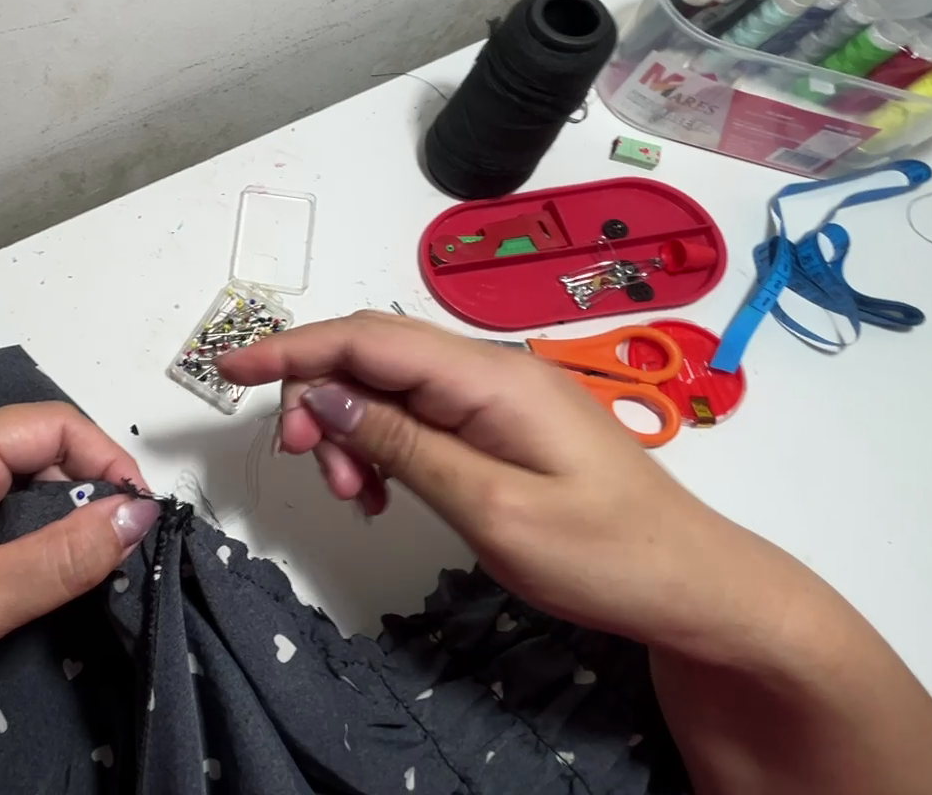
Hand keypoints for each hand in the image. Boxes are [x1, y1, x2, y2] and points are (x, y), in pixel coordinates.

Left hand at [0, 403, 158, 794]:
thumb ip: (68, 555)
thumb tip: (137, 515)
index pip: (48, 425)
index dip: (103, 457)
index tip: (138, 508)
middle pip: (36, 444)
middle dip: (86, 482)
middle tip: (122, 536)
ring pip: (20, 475)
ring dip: (61, 508)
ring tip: (93, 552)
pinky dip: (33, 525)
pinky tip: (50, 560)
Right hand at [216, 310, 821, 660]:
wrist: (701, 592)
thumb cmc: (606, 554)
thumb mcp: (491, 507)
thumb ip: (400, 443)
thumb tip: (321, 396)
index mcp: (487, 376)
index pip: (365, 339)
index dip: (292, 348)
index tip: (230, 368)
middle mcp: (482, 369)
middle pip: (367, 359)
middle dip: (319, 404)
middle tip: (311, 469)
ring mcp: (486, 394)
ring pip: (381, 390)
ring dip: (348, 434)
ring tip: (357, 496)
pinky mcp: (488, 422)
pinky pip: (408, 417)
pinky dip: (377, 448)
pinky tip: (381, 491)